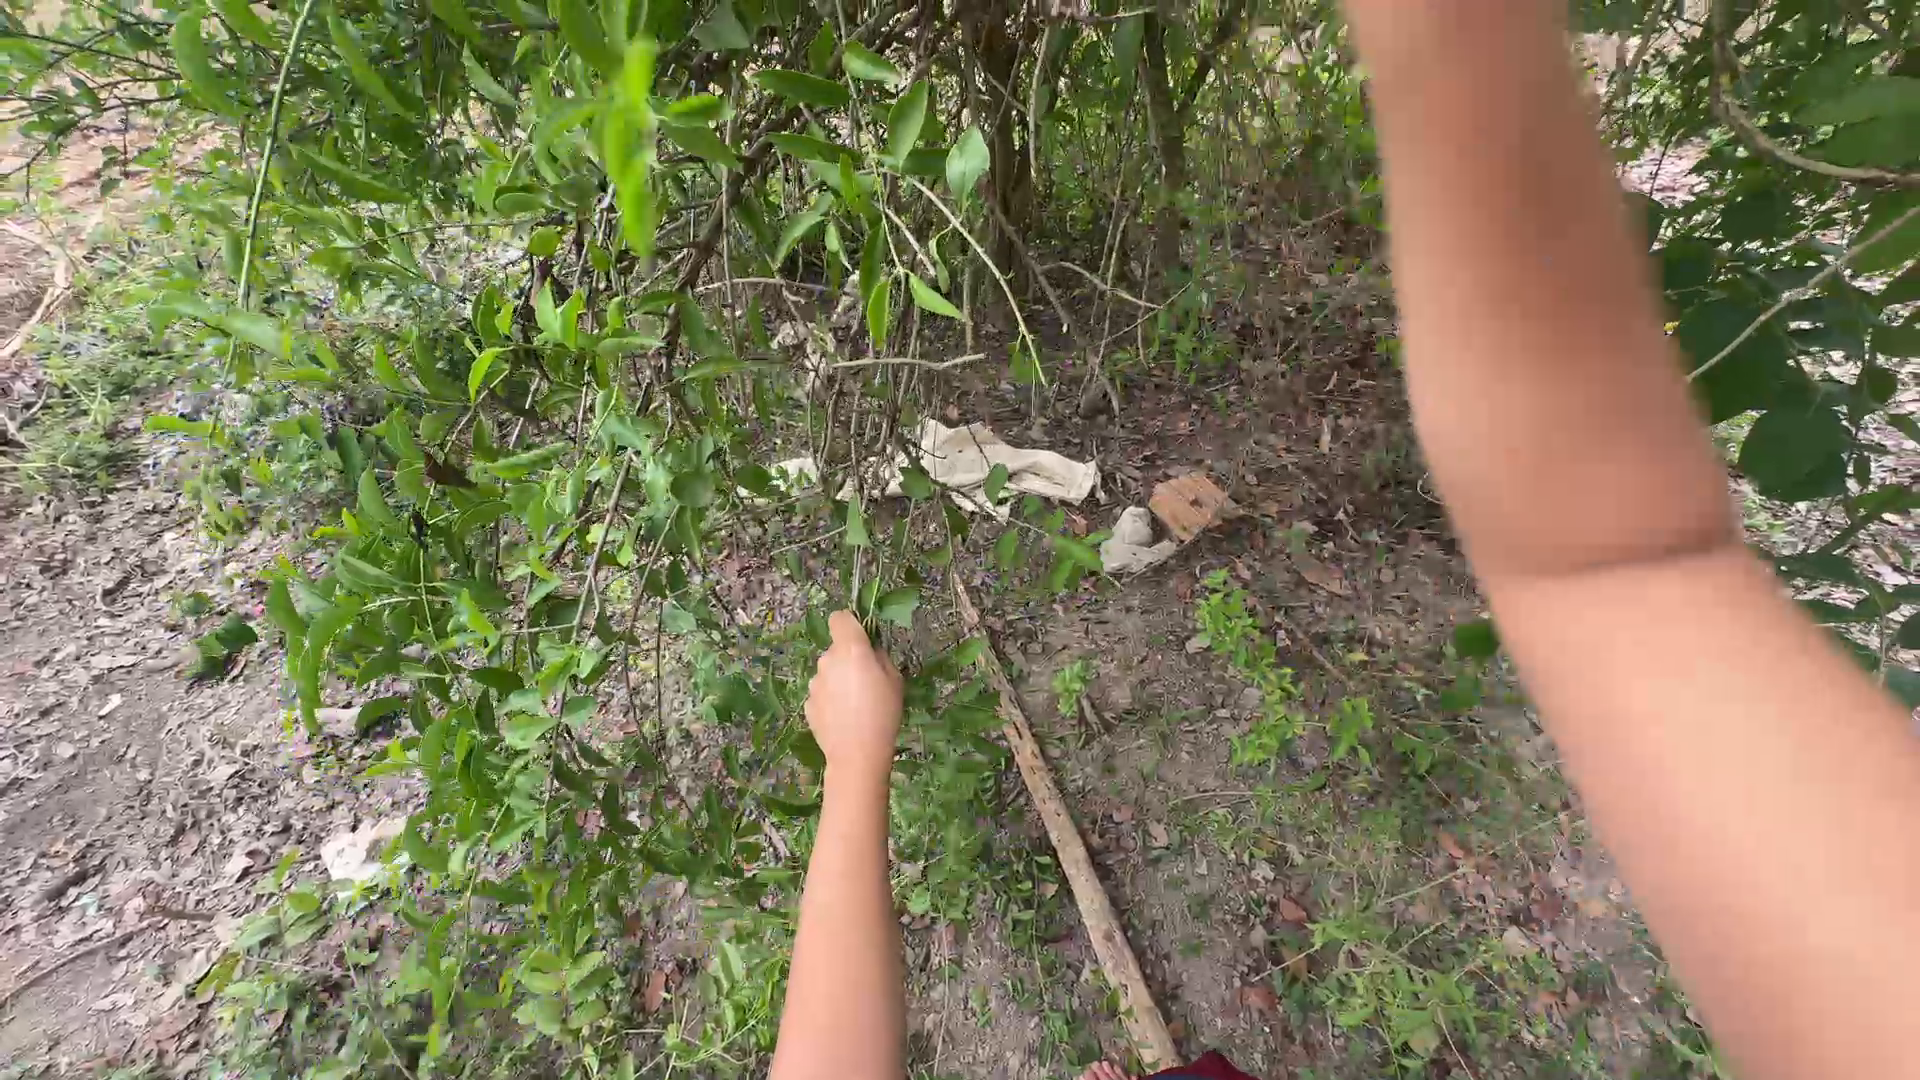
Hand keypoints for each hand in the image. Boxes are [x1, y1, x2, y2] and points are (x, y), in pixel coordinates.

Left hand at [805, 610, 903, 780]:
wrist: (857, 754)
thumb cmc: (883, 712)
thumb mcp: (895, 679)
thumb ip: (879, 657)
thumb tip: (870, 651)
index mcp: (851, 649)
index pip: (839, 618)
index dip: (849, 624)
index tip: (860, 639)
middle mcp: (828, 660)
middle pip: (836, 649)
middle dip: (848, 659)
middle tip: (866, 682)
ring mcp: (815, 683)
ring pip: (828, 672)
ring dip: (839, 680)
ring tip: (855, 705)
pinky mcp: (808, 703)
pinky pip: (822, 693)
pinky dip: (831, 700)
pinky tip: (843, 718)